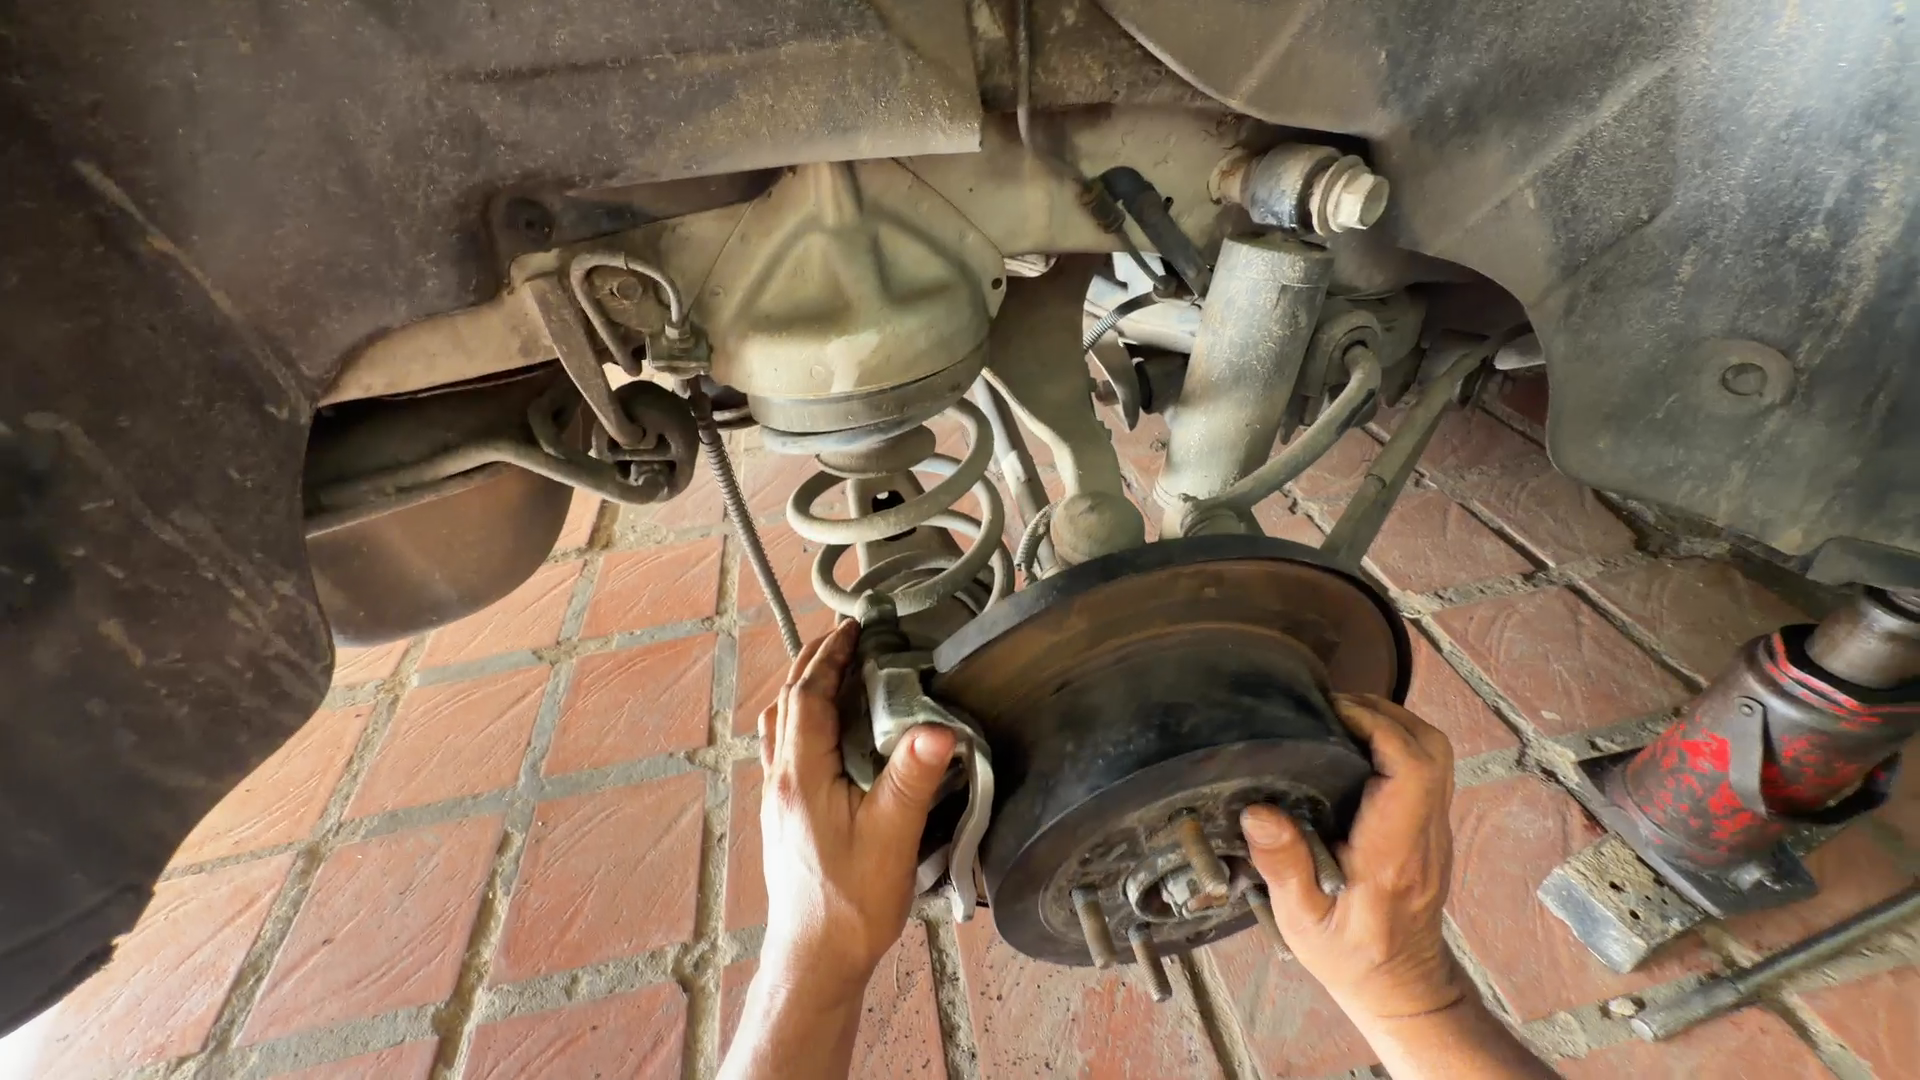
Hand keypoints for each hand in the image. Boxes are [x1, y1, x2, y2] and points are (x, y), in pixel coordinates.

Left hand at [755, 620, 956, 995]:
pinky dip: (800, 715)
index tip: (853, 627)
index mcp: (802, 774)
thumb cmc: (853, 901)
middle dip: (813, 661)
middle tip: (845, 635)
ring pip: (779, 723)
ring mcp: (777, 797)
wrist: (815, 959)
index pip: (807, 695)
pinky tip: (823, 727)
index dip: (829, 656)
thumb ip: (912, 779)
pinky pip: (784, 745)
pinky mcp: (783, 814)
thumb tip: (939, 728)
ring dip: (802, 686)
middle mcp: (781, 779)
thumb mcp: (892, 837)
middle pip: (787, 702)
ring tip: (832, 668)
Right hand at [1242, 693, 1464, 1022]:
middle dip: (1383, 712)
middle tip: (1329, 706)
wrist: (1402, 987)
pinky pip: (1423, 768)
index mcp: (1394, 851)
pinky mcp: (1429, 828)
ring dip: (1390, 722)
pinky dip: (1391, 742)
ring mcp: (1434, 830)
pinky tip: (1348, 746)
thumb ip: (1283, 866)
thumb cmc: (1350, 955)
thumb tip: (1258, 810)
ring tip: (1336, 718)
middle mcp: (1424, 833)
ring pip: (1435, 753)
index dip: (1376, 725)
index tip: (1328, 712)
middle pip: (1432, 748)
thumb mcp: (1302, 920)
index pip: (1412, 768)